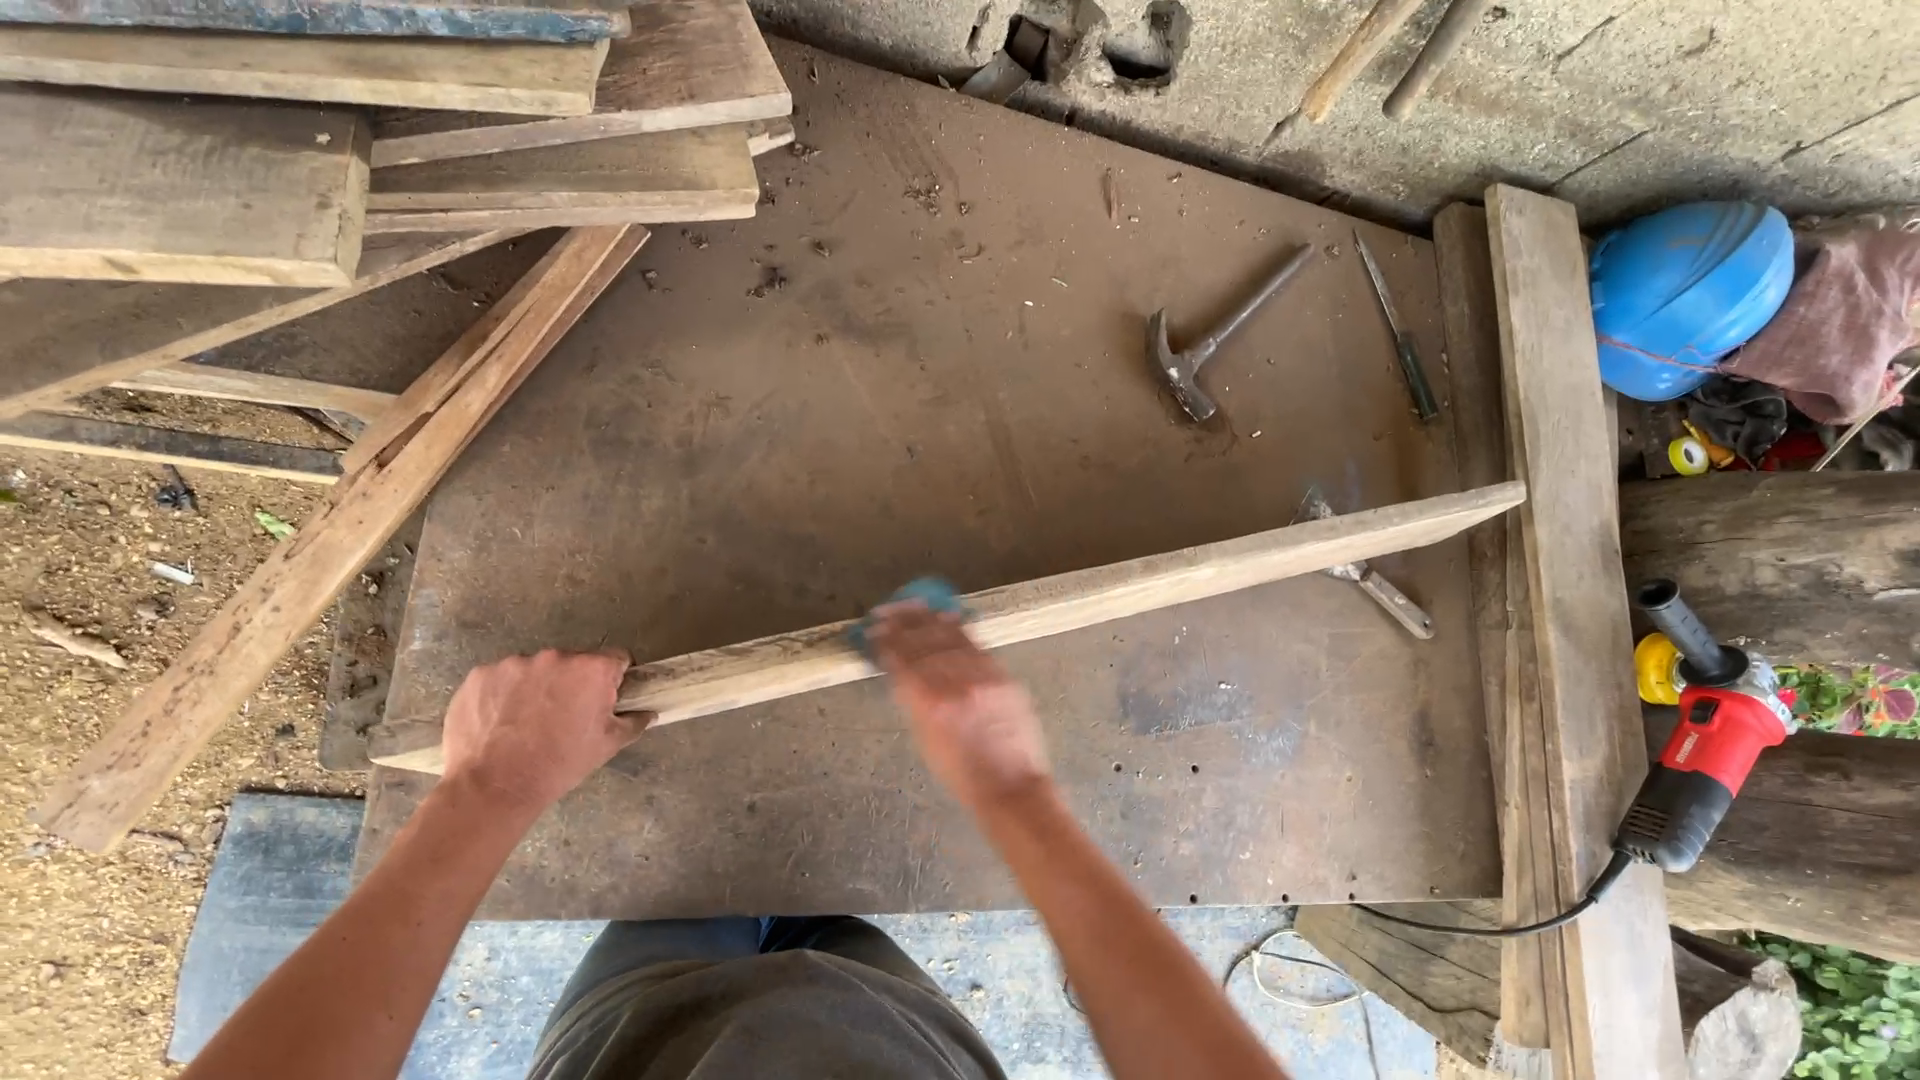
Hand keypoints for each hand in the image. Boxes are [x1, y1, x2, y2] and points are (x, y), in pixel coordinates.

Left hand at [439, 648, 642, 815]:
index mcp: (592, 669)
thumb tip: (647, 713)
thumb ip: (633, 722)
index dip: (614, 678)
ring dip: (538, 687)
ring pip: (536, 669)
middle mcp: (555, 657)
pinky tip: (502, 721)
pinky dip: (504, 693)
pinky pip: (501, 678)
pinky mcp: (480, 674)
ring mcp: (513, 663)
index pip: (616, 659)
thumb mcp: (608, 746)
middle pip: (573, 662)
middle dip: (573, 683)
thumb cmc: (559, 765)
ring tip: (528, 722)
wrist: (493, 787)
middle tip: (565, 716)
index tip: (604, 698)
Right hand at [868, 604, 1051, 816]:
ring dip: (928, 619)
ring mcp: (984, 678)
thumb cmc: (962, 775)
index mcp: (931, 705)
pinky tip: (946, 617)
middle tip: (887, 611)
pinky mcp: (1004, 677)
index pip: (904, 662)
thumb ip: (914, 703)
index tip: (876, 630)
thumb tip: (903, 673)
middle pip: (925, 644)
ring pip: (951, 639)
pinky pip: (977, 646)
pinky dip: (959, 630)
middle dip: (903, 624)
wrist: (1011, 787)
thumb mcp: (925, 742)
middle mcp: (957, 685)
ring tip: (911, 606)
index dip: (888, 643)